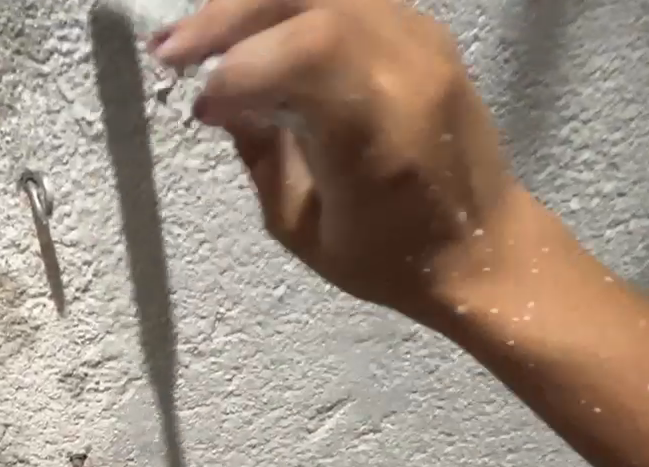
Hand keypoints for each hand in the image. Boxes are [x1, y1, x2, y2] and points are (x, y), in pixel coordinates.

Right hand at [154, 0, 527, 320]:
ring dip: (253, 6)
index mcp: (376, 129)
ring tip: (199, 37)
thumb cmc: (386, 259)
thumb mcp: (302, 228)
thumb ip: (260, 158)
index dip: (236, 69)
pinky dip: (287, 12)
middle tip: (169, 50)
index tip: (199, 108)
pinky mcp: (421, 32)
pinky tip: (252, 39)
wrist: (479, 246)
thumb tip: (222, 104)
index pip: (301, 53)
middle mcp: (405, 64)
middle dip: (228, 17)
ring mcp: (419, 37)